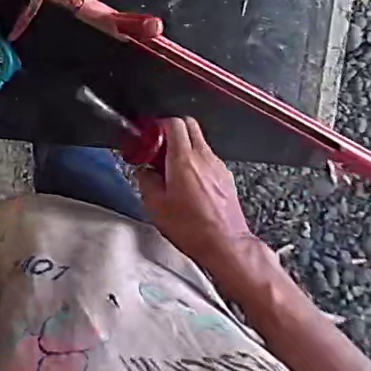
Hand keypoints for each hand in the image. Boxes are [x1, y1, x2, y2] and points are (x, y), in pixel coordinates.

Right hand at [134, 117, 262, 277]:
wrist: (227, 247)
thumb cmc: (195, 228)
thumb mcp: (155, 204)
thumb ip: (145, 180)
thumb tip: (143, 172)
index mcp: (183, 160)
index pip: (173, 122)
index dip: (157, 125)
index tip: (148, 137)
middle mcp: (204, 159)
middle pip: (189, 124)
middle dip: (171, 130)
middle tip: (158, 146)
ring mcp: (218, 168)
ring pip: (200, 142)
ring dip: (184, 147)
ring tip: (171, 167)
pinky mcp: (227, 179)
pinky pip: (208, 159)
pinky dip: (196, 162)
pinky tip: (187, 182)